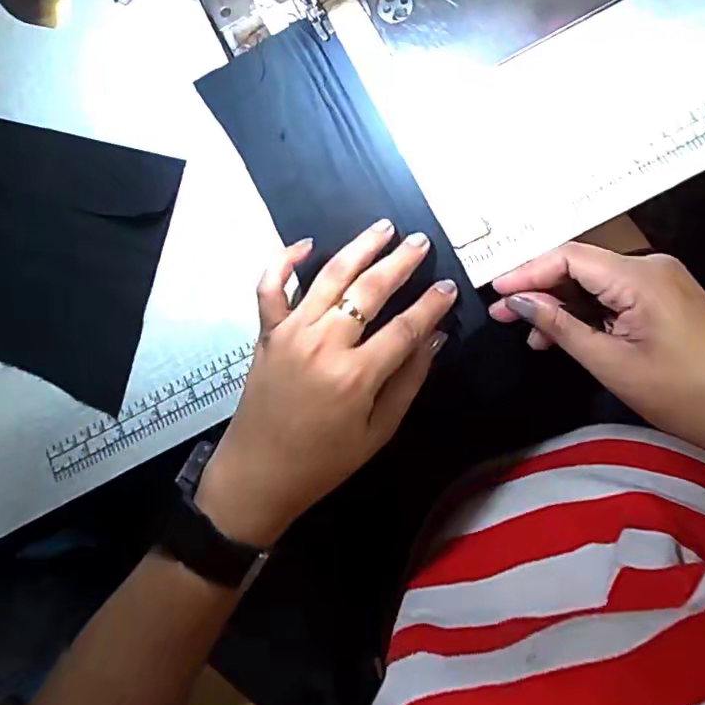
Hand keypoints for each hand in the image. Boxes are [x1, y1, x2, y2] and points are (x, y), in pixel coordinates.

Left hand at [195, 220, 456, 546]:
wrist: (256, 476)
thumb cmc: (323, 461)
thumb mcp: (378, 432)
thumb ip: (408, 381)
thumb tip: (434, 337)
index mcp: (356, 377)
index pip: (405, 327)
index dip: (432, 304)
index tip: (448, 286)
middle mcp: (323, 346)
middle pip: (369, 290)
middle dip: (400, 262)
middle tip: (421, 242)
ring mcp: (291, 334)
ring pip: (329, 276)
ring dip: (359, 248)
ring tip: (384, 228)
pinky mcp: (267, 333)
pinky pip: (271, 288)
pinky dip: (284, 261)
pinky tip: (306, 243)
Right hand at [492, 243, 704, 495]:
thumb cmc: (684, 394)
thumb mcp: (612, 363)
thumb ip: (561, 326)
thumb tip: (517, 302)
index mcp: (639, 275)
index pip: (569, 256)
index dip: (527, 272)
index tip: (494, 293)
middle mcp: (650, 265)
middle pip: (581, 265)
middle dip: (541, 288)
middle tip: (501, 315)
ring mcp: (661, 279)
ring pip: (597, 281)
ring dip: (563, 303)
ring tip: (529, 333)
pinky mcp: (667, 296)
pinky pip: (617, 294)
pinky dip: (590, 312)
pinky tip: (566, 335)